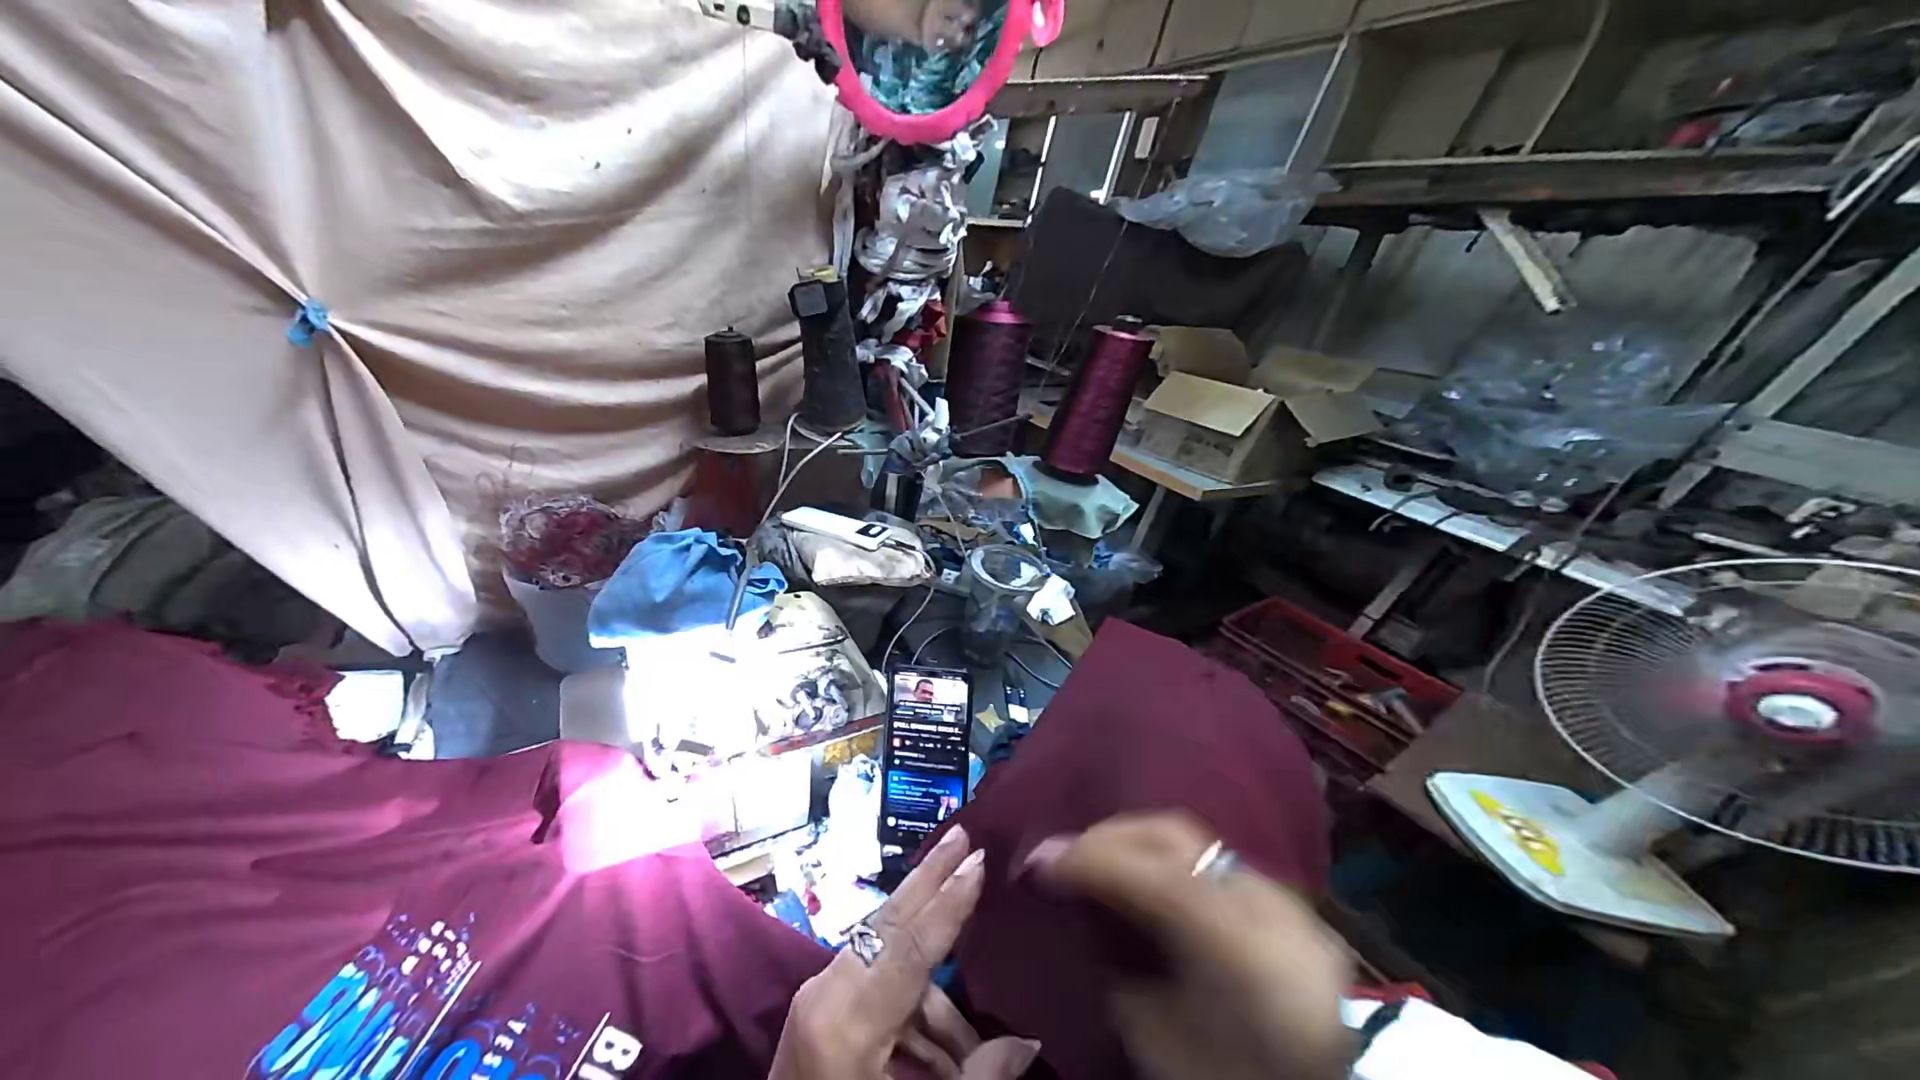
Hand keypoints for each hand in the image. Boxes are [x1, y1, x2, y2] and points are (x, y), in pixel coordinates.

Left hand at [771, 826, 1041, 1079]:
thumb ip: (977, 1079)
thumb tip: (1029, 1046)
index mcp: (846, 1021)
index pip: (911, 945)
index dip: (950, 901)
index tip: (977, 857)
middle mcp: (828, 992)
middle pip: (892, 919)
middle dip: (932, 877)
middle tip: (964, 834)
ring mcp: (819, 997)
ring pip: (892, 961)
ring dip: (937, 996)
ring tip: (972, 1053)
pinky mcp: (820, 1009)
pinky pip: (878, 987)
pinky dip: (914, 1011)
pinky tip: (945, 1057)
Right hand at [1027, 814, 1354, 1079]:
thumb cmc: (1237, 1076)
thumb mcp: (1168, 1047)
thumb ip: (1126, 974)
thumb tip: (1089, 917)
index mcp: (1241, 953)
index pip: (1156, 878)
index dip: (1092, 860)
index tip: (1039, 863)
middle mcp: (1266, 906)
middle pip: (1174, 836)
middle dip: (1107, 835)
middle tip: (1061, 852)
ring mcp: (1280, 895)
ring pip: (1193, 837)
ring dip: (1133, 838)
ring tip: (1094, 854)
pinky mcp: (1282, 898)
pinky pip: (1207, 856)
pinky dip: (1163, 854)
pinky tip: (1139, 869)